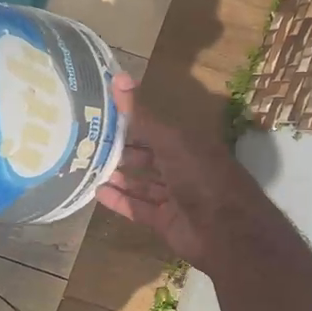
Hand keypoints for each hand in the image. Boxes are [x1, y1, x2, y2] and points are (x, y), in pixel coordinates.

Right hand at [96, 75, 272, 273]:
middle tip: (84, 143)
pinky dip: (118, 200)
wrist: (227, 232)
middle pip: (146, 155)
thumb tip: (118, 77)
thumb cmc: (201, 178)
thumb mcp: (171, 141)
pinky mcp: (164, 220)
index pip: (154, 128)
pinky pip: (137, 208)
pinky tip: (96, 193)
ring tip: (85, 167)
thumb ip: (142, 115)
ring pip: (140, 182)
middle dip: (119, 149)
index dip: (128, 120)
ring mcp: (173, 196)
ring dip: (116, 175)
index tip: (97, 114)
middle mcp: (182, 168)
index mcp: (188, 144)